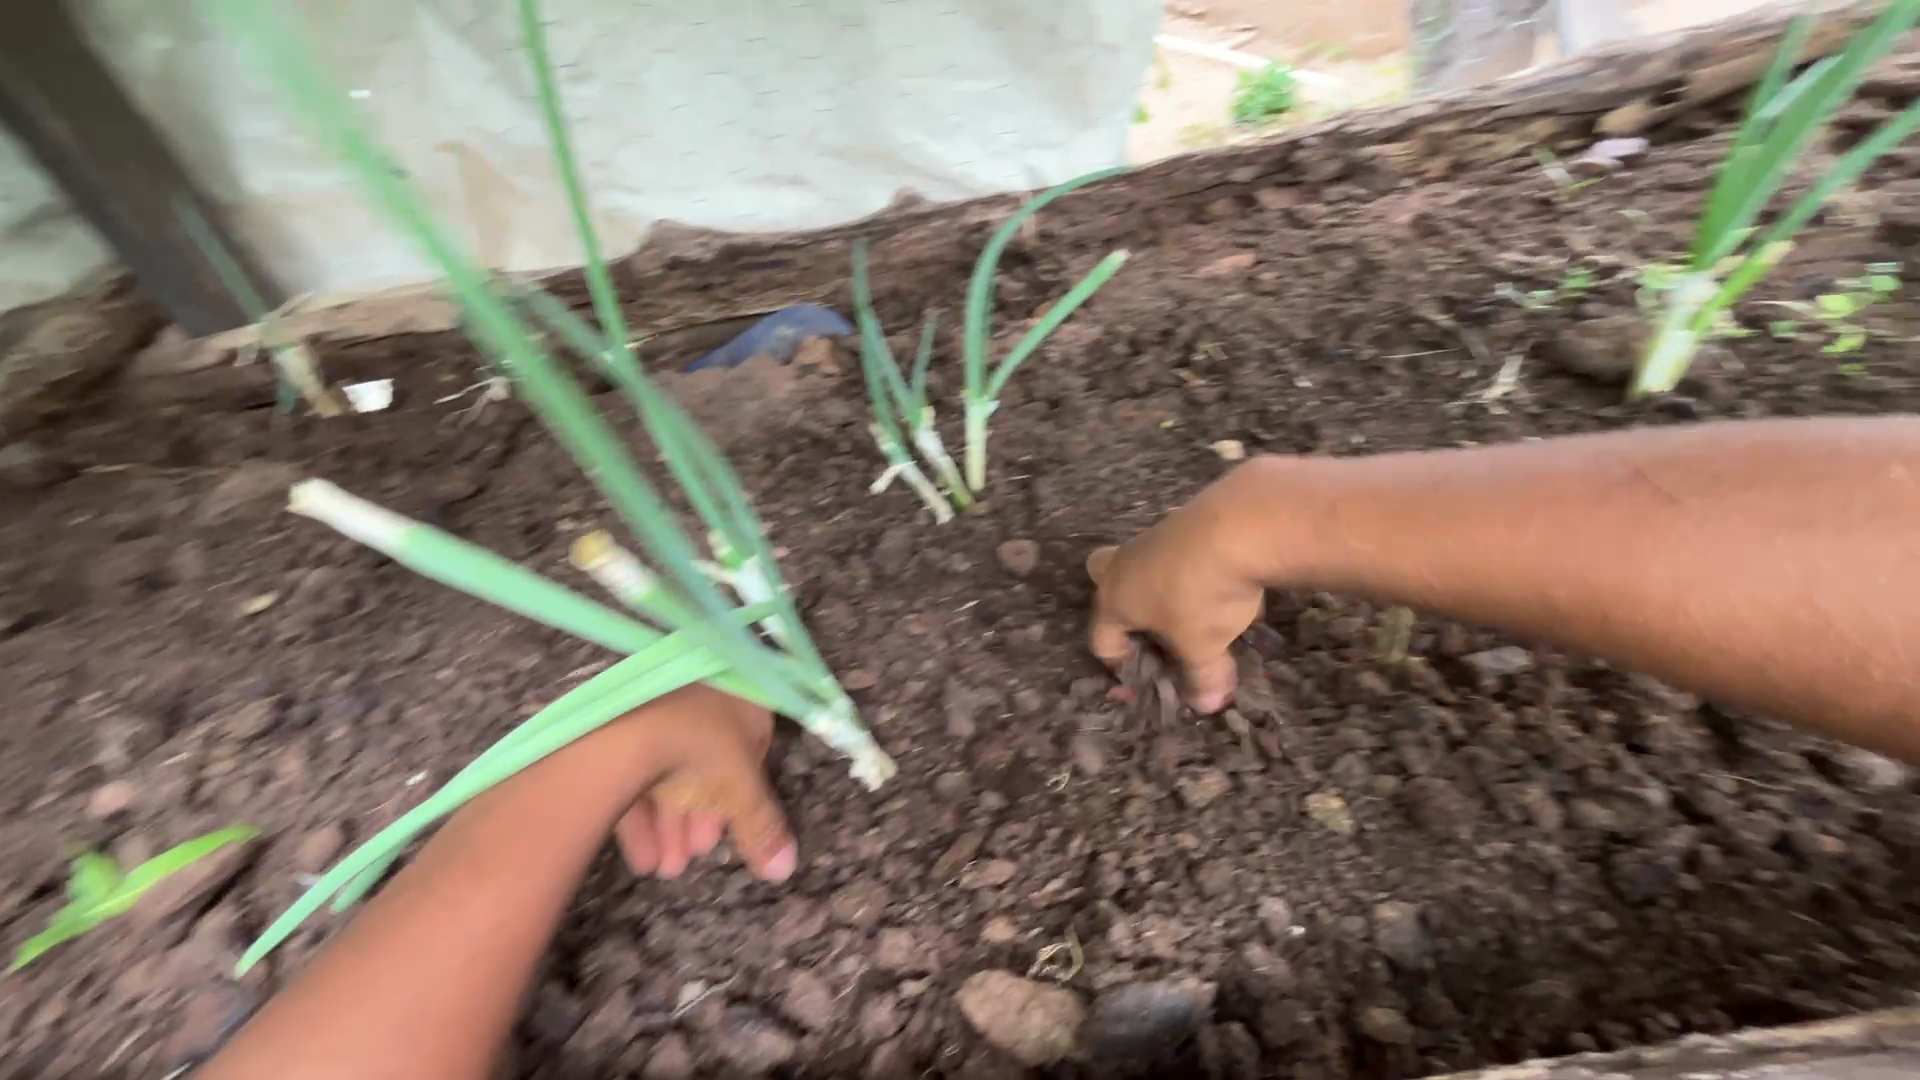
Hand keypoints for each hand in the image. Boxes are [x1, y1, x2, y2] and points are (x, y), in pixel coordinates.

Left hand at [608, 685, 795, 882]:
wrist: (628, 729)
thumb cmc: (701, 750)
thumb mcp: (742, 792)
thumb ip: (763, 828)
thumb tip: (787, 866)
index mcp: (744, 706)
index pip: (750, 757)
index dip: (739, 801)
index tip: (726, 836)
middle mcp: (706, 703)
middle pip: (707, 769)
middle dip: (700, 819)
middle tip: (693, 855)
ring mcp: (663, 713)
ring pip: (670, 774)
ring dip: (671, 826)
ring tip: (667, 868)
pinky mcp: (622, 731)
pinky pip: (638, 774)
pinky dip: (642, 816)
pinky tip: (642, 857)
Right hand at [1086, 460, 1284, 712]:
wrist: (1236, 526)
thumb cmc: (1201, 596)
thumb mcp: (1203, 647)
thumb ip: (1202, 678)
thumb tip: (1208, 705)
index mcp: (1114, 600)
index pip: (1102, 640)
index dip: (1124, 666)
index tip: (1154, 677)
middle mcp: (1123, 565)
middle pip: (1100, 575)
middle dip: (1121, 601)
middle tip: (1151, 623)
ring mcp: (1152, 537)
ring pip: (1144, 562)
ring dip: (1162, 585)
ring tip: (1202, 609)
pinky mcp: (1183, 519)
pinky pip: (1178, 550)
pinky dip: (1193, 567)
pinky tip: (1226, 580)